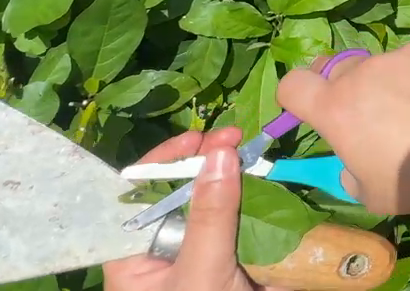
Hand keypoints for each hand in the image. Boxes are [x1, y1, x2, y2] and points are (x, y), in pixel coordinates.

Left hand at [105, 128, 276, 290]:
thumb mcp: (201, 274)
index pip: (137, 199)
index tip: (199, 137)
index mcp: (136, 258)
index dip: (162, 162)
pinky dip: (261, 191)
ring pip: (218, 197)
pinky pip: (248, 212)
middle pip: (181, 190)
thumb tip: (220, 151)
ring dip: (238, 170)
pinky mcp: (240, 250)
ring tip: (256, 148)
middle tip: (236, 136)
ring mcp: (206, 248)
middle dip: (208, 159)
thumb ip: (211, 215)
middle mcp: (168, 248)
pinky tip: (273, 174)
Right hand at [276, 41, 409, 213]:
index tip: (305, 108)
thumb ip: (352, 171)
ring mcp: (402, 55)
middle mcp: (364, 73)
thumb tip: (356, 160)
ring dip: (389, 83)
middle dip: (343, 88)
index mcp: (337, 108)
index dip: (294, 95)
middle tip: (367, 114)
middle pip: (338, 69)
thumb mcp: (371, 193)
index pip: (293, 84)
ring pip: (383, 65)